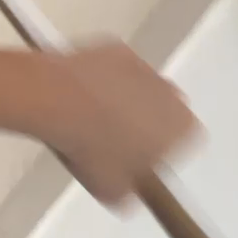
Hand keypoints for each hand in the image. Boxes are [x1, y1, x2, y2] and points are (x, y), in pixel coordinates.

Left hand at [30, 42, 199, 205]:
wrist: (54, 98)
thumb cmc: (89, 146)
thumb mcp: (112, 191)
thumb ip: (129, 192)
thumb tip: (123, 189)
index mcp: (184, 129)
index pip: (179, 145)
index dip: (152, 154)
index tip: (127, 160)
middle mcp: (171, 93)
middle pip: (160, 113)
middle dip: (138, 124)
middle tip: (103, 138)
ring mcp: (142, 65)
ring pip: (135, 87)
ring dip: (118, 98)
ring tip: (83, 115)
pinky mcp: (114, 45)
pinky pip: (110, 66)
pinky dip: (97, 75)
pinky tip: (76, 89)